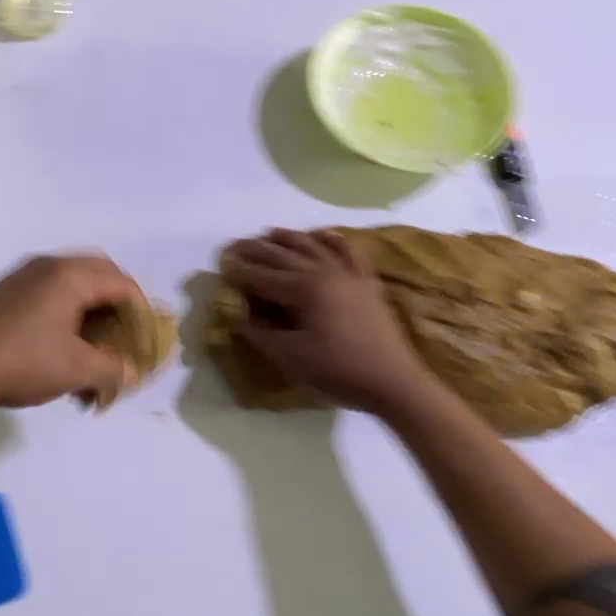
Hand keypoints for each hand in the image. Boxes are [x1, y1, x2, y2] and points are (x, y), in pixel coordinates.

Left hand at [0, 255, 140, 412]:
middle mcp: (47, 265)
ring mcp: (21, 276)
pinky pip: (48, 293)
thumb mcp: (77, 370)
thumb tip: (132, 373)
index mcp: (70, 276)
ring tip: (93, 347)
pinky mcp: (4, 293)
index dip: (142, 311)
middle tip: (123, 335)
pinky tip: (60, 347)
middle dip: (117, 304)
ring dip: (89, 309)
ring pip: (71, 283)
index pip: (122, 283)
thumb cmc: (22, 362)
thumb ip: (113, 369)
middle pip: (99, 273)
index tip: (145, 340)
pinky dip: (65, 312)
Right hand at [222, 228, 434, 415]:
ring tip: (270, 233)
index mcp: (304, 289)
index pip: (263, 276)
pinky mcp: (367, 283)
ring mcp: (349, 275)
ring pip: (314, 246)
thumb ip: (260, 334)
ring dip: (289, 238)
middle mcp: (325, 272)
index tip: (221, 267)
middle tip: (235, 245)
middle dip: (257, 249)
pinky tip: (323, 236)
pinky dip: (333, 241)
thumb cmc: (338, 371)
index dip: (240, 272)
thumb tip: (237, 317)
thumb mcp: (291, 357)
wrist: (394, 382)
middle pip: (285, 255)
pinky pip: (349, 252)